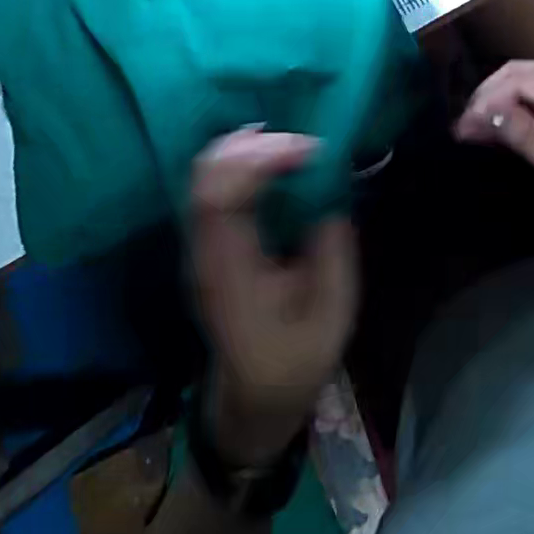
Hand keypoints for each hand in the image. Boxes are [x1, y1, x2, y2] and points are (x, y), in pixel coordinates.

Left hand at [188, 129, 357, 465]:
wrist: (256, 393)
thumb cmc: (296, 358)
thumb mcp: (331, 311)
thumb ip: (332, 250)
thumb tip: (328, 198)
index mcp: (229, 271)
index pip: (221, 199)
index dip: (259, 161)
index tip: (309, 149)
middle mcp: (205, 251)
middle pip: (205, 176)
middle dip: (252, 145)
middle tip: (304, 141)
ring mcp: (202, 245)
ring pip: (206, 175)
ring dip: (246, 149)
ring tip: (293, 143)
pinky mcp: (211, 241)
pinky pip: (217, 186)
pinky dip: (244, 161)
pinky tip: (275, 157)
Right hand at [452, 61, 533, 232]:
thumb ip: (530, 139)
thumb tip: (486, 113)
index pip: (519, 80)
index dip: (485, 102)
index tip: (460, 133)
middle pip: (527, 71)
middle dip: (491, 96)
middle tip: (465, 131)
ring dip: (508, 101)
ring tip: (481, 131)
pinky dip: (530, 107)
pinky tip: (515, 128)